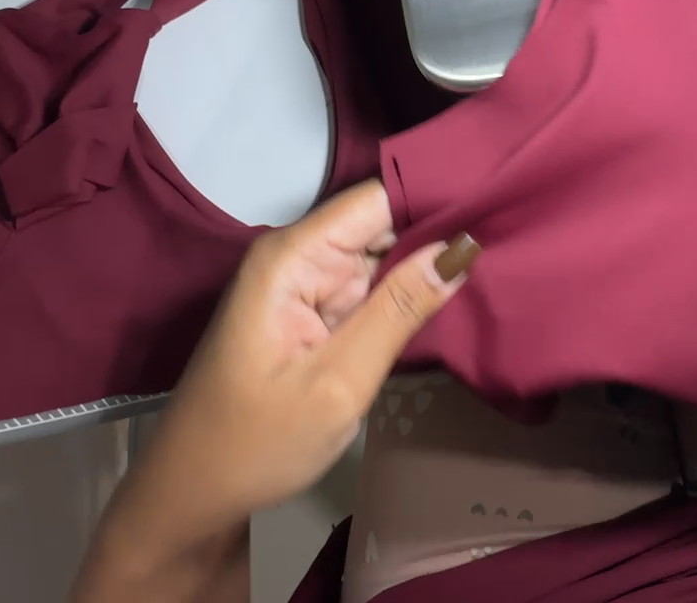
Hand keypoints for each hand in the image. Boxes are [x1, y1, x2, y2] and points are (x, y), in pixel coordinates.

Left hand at [169, 180, 477, 513]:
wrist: (192, 499)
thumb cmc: (256, 444)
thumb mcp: (338, 381)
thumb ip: (401, 309)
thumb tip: (462, 246)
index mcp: (293, 256)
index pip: (377, 199)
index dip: (434, 198)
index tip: (494, 204)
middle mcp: (300, 254)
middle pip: (384, 221)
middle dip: (438, 232)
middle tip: (504, 240)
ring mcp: (308, 281)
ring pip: (384, 252)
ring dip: (428, 263)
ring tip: (490, 263)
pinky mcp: (317, 308)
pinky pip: (373, 283)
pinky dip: (408, 291)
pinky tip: (452, 292)